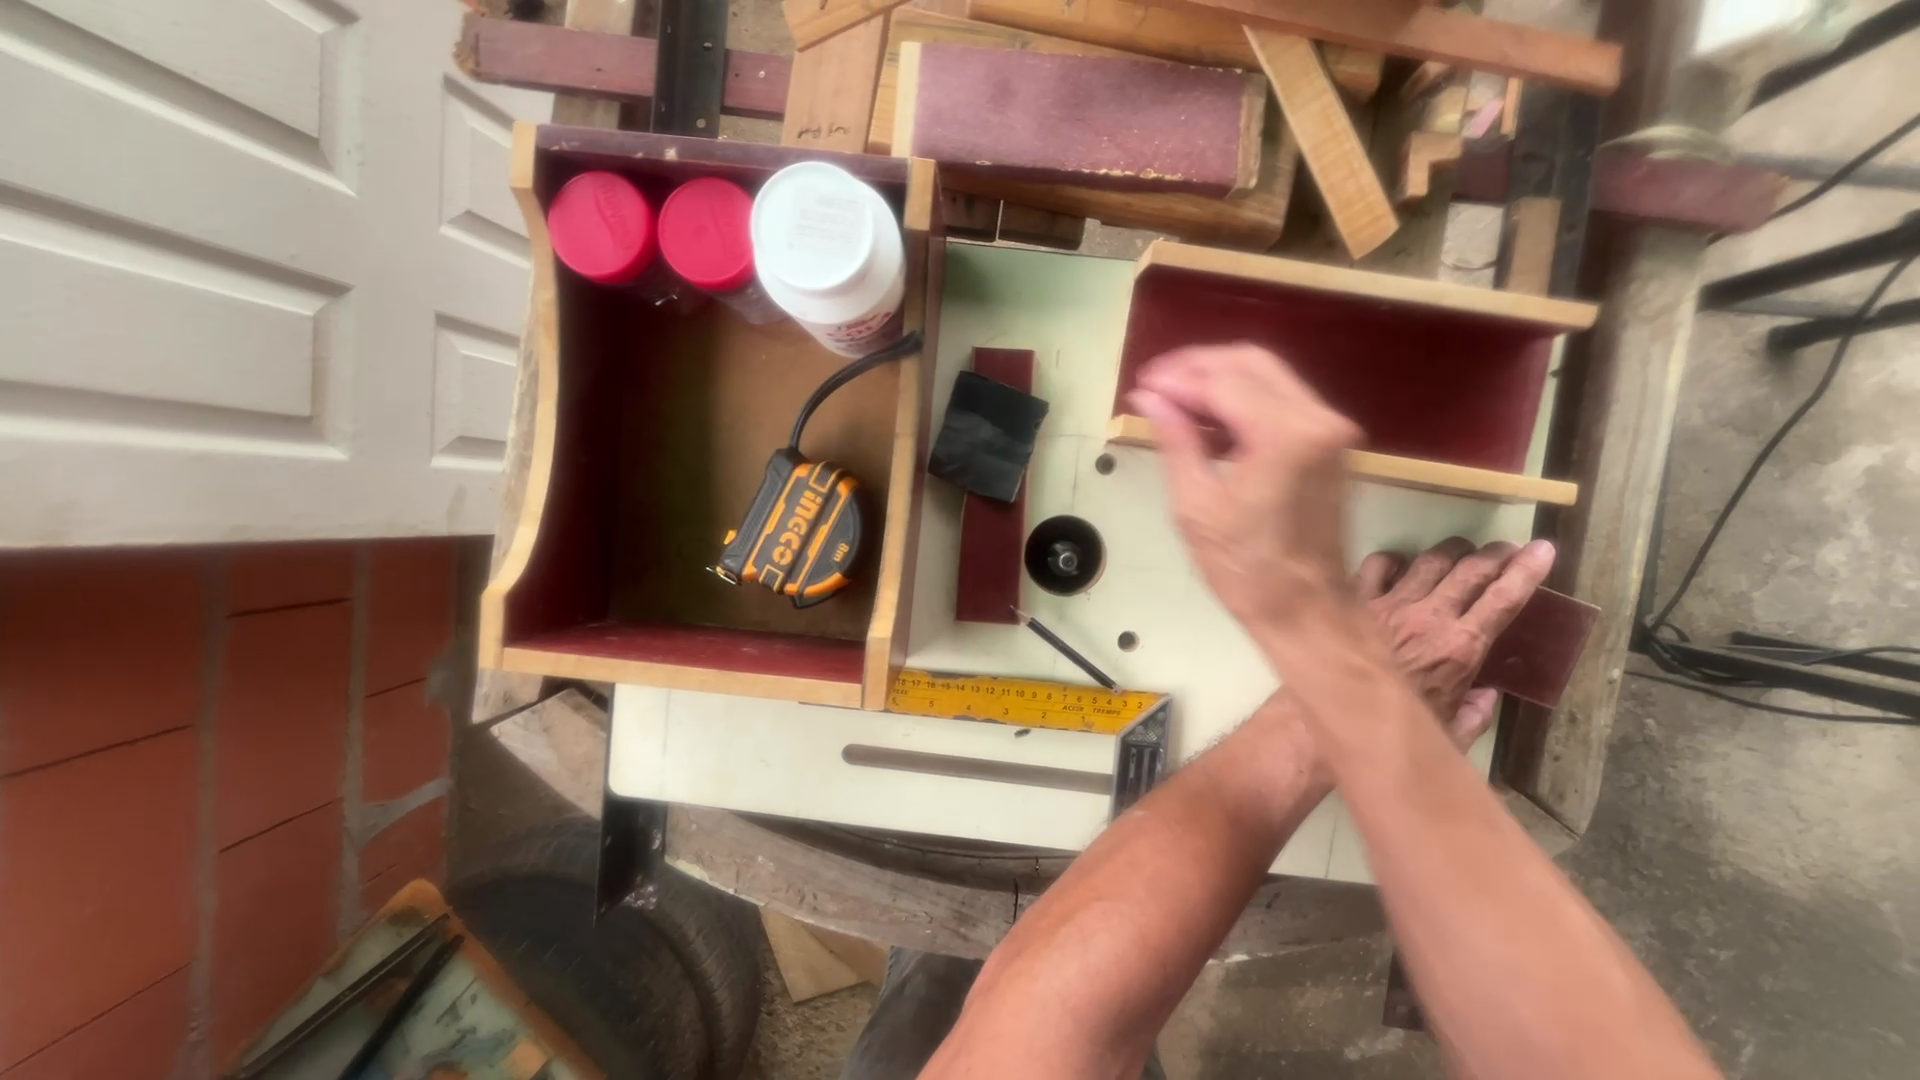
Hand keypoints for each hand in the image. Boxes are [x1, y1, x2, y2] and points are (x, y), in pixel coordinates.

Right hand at [1129, 345, 1361, 636]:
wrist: (1307, 610)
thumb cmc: (1245, 570)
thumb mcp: (1195, 507)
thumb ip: (1176, 440)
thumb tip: (1150, 397)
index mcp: (1285, 437)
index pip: (1222, 382)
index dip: (1176, 380)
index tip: (1140, 386)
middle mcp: (1318, 419)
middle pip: (1251, 362)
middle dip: (1198, 366)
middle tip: (1155, 383)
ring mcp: (1330, 429)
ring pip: (1268, 375)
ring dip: (1219, 379)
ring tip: (1174, 398)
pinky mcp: (1331, 442)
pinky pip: (1282, 398)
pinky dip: (1243, 398)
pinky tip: (1208, 417)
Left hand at [1356, 537, 1556, 734]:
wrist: (1335, 715)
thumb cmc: (1392, 731)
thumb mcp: (1450, 735)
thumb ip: (1476, 715)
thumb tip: (1488, 695)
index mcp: (1461, 648)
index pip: (1504, 599)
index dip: (1528, 570)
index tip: (1542, 549)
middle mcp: (1429, 618)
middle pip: (1470, 571)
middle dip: (1493, 554)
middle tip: (1503, 549)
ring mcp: (1389, 605)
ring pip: (1428, 561)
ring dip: (1450, 552)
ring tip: (1460, 552)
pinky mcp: (1354, 601)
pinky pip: (1376, 566)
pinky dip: (1392, 560)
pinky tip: (1399, 565)